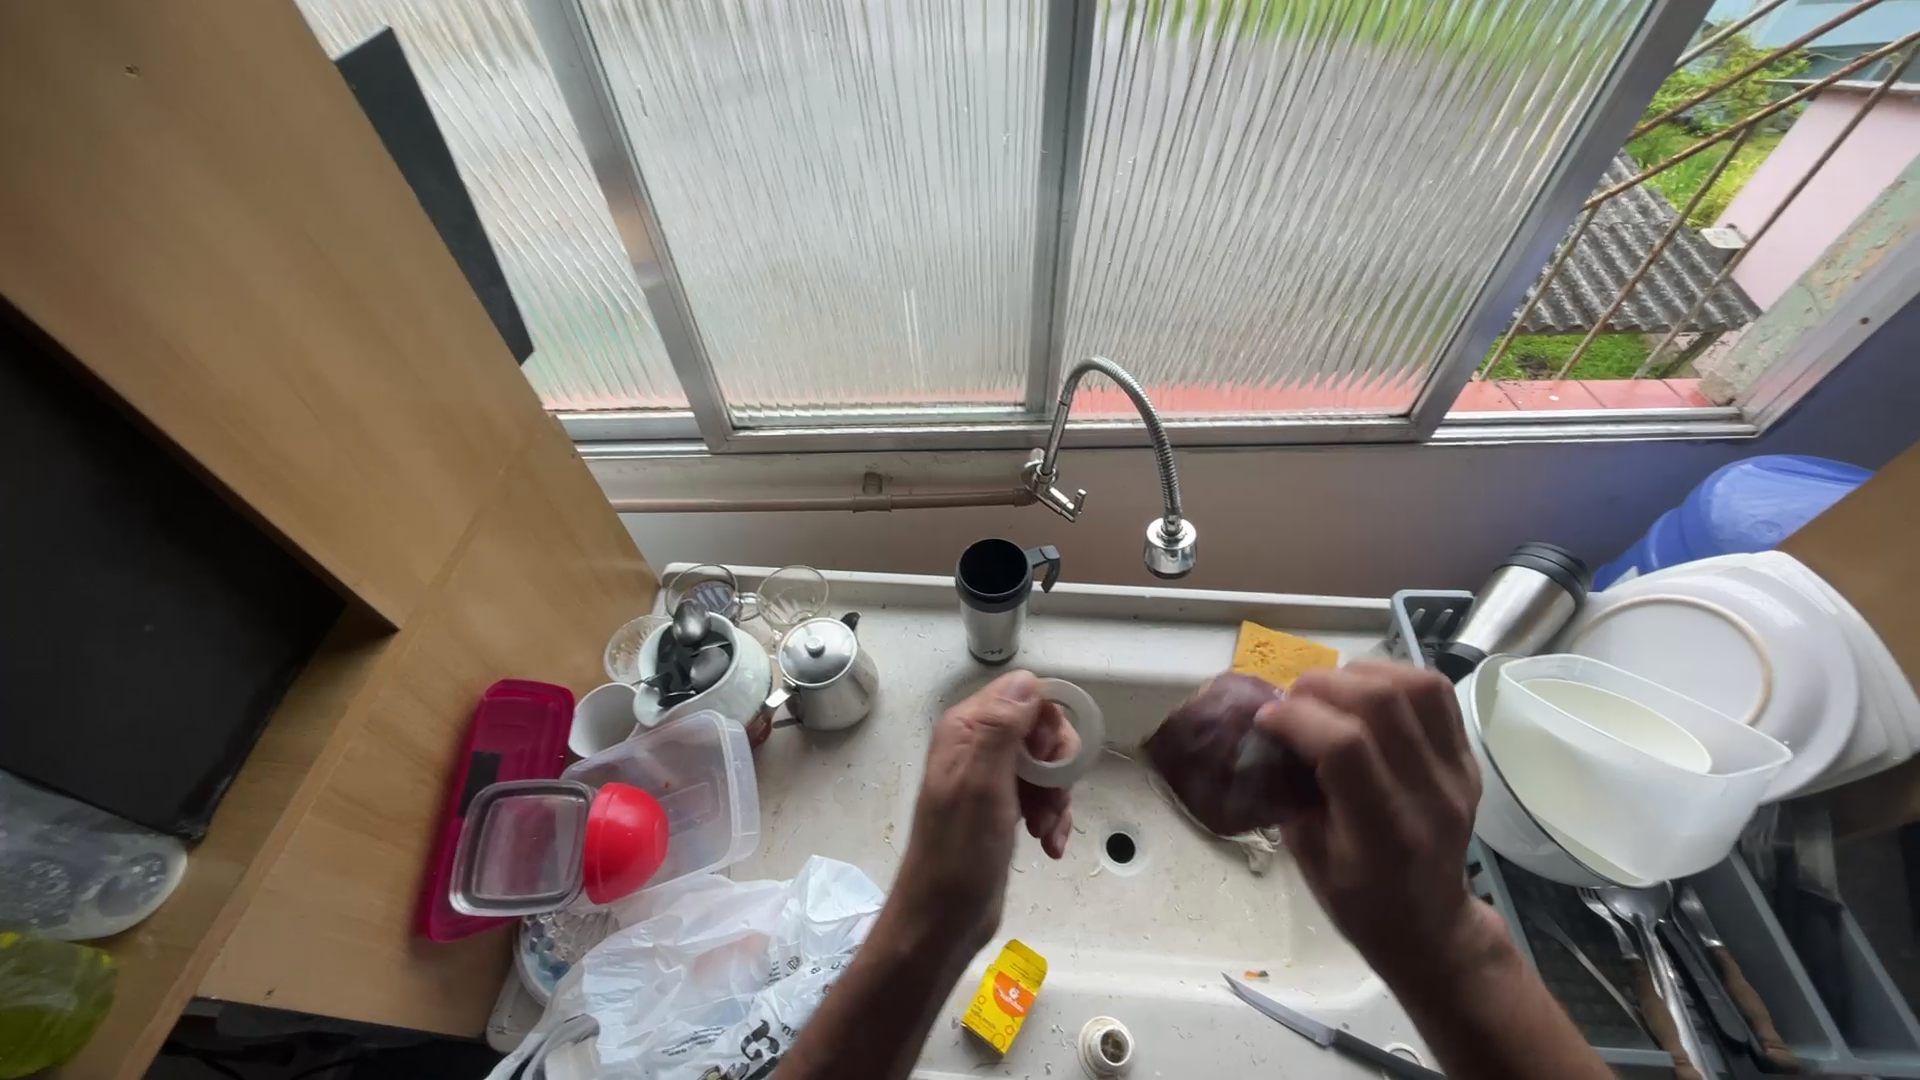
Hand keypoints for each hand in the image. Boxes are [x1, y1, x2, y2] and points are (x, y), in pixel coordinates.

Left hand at [892, 670, 1078, 952]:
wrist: (943, 920)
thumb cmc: (959, 854)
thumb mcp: (982, 785)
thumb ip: (1001, 728)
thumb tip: (1028, 679)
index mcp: (965, 728)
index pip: (1023, 693)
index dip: (1047, 723)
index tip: (1051, 760)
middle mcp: (975, 744)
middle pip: (1039, 727)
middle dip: (1056, 764)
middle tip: (1052, 798)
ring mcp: (988, 776)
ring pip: (1045, 763)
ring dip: (1056, 796)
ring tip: (1047, 830)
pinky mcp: (1000, 805)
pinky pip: (1040, 794)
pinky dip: (1052, 817)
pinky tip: (1050, 845)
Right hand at [1254, 660, 1488, 987]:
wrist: (1429, 924)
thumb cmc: (1356, 899)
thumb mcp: (1305, 852)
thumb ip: (1288, 787)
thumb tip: (1267, 730)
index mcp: (1384, 832)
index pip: (1345, 745)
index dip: (1295, 717)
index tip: (1265, 718)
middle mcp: (1429, 795)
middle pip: (1381, 701)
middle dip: (1320, 685)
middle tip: (1292, 700)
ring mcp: (1456, 773)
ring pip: (1413, 685)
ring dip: (1357, 674)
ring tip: (1328, 691)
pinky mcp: (1465, 758)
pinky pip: (1433, 692)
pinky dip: (1390, 676)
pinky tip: (1361, 691)